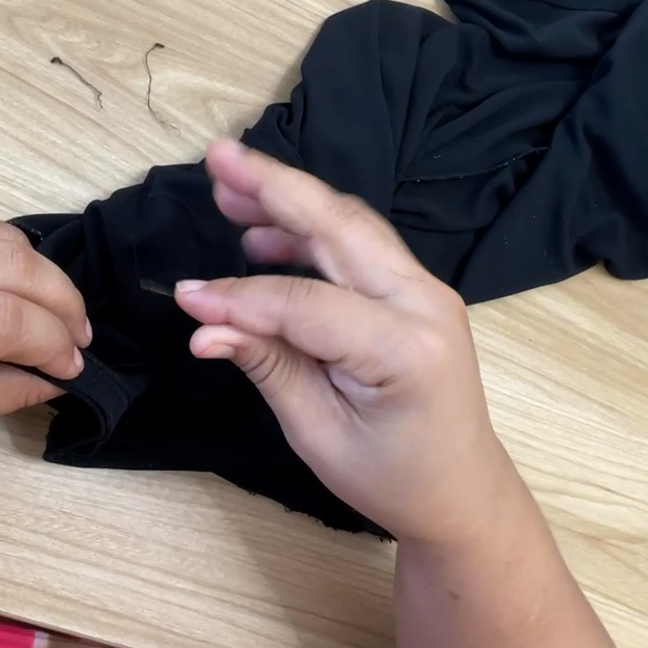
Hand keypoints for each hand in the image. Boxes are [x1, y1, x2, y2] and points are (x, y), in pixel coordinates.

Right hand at [174, 139, 515, 542]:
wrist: (461, 491)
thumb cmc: (391, 477)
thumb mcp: (317, 433)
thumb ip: (265, 365)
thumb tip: (202, 325)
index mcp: (404, 350)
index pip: (306, 303)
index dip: (240, 296)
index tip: (186, 296)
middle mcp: (424, 303)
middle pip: (339, 228)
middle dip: (276, 187)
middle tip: (219, 155)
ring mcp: (425, 290)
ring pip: (350, 225)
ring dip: (290, 199)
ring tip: (230, 186)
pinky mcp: (415, 290)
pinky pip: (358, 245)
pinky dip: (311, 230)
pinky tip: (266, 234)